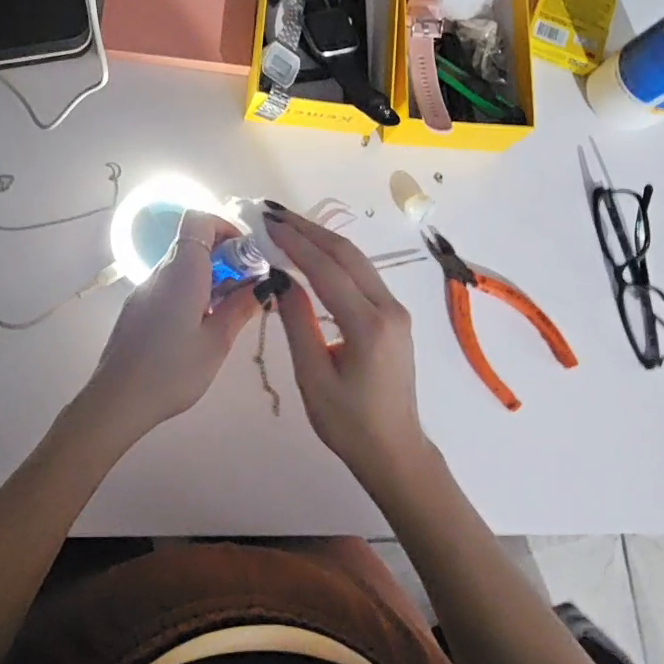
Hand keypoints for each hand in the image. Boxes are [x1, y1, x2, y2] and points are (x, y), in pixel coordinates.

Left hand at [74, 211, 261, 441]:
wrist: (118, 399)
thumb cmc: (172, 370)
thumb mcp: (217, 341)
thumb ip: (242, 307)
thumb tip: (263, 284)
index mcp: (182, 270)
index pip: (199, 219)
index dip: (226, 227)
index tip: (248, 256)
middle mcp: (160, 272)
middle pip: (193, 243)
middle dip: (226, 258)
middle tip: (248, 290)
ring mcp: (145, 291)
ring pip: (182, 268)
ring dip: (209, 279)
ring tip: (229, 313)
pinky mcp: (137, 310)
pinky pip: (169, 287)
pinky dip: (191, 294)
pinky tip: (200, 328)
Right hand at [263, 205, 430, 484]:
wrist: (394, 451)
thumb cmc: (348, 424)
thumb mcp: (313, 377)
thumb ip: (298, 323)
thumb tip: (281, 278)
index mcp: (369, 326)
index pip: (327, 270)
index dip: (296, 243)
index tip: (268, 223)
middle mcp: (389, 310)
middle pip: (347, 255)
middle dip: (309, 230)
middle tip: (274, 212)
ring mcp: (395, 312)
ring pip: (357, 262)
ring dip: (323, 240)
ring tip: (288, 225)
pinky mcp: (393, 318)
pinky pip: (362, 277)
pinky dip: (335, 259)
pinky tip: (313, 254)